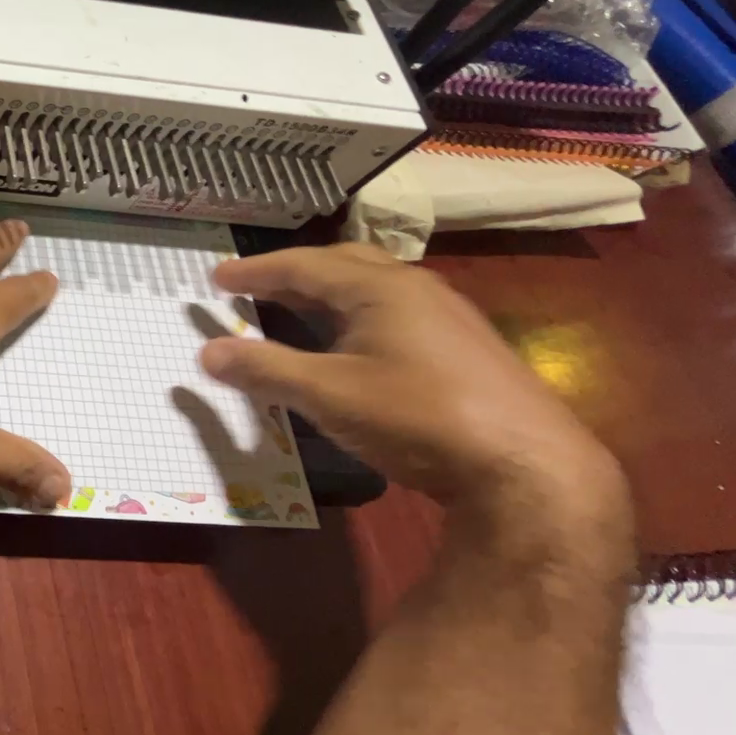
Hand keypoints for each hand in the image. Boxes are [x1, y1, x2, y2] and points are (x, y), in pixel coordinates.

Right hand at [199, 243, 622, 512]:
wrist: (528, 469)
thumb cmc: (417, 417)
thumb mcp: (326, 394)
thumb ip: (264, 369)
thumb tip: (207, 352)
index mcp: (381, 289)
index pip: (304, 266)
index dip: (255, 271)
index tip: (216, 278)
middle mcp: (416, 291)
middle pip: (343, 264)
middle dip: (292, 272)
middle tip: (251, 286)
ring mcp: (445, 319)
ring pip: (370, 289)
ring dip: (322, 294)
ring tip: (288, 309)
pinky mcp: (459, 350)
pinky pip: (390, 312)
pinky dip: (349, 314)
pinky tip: (344, 343)